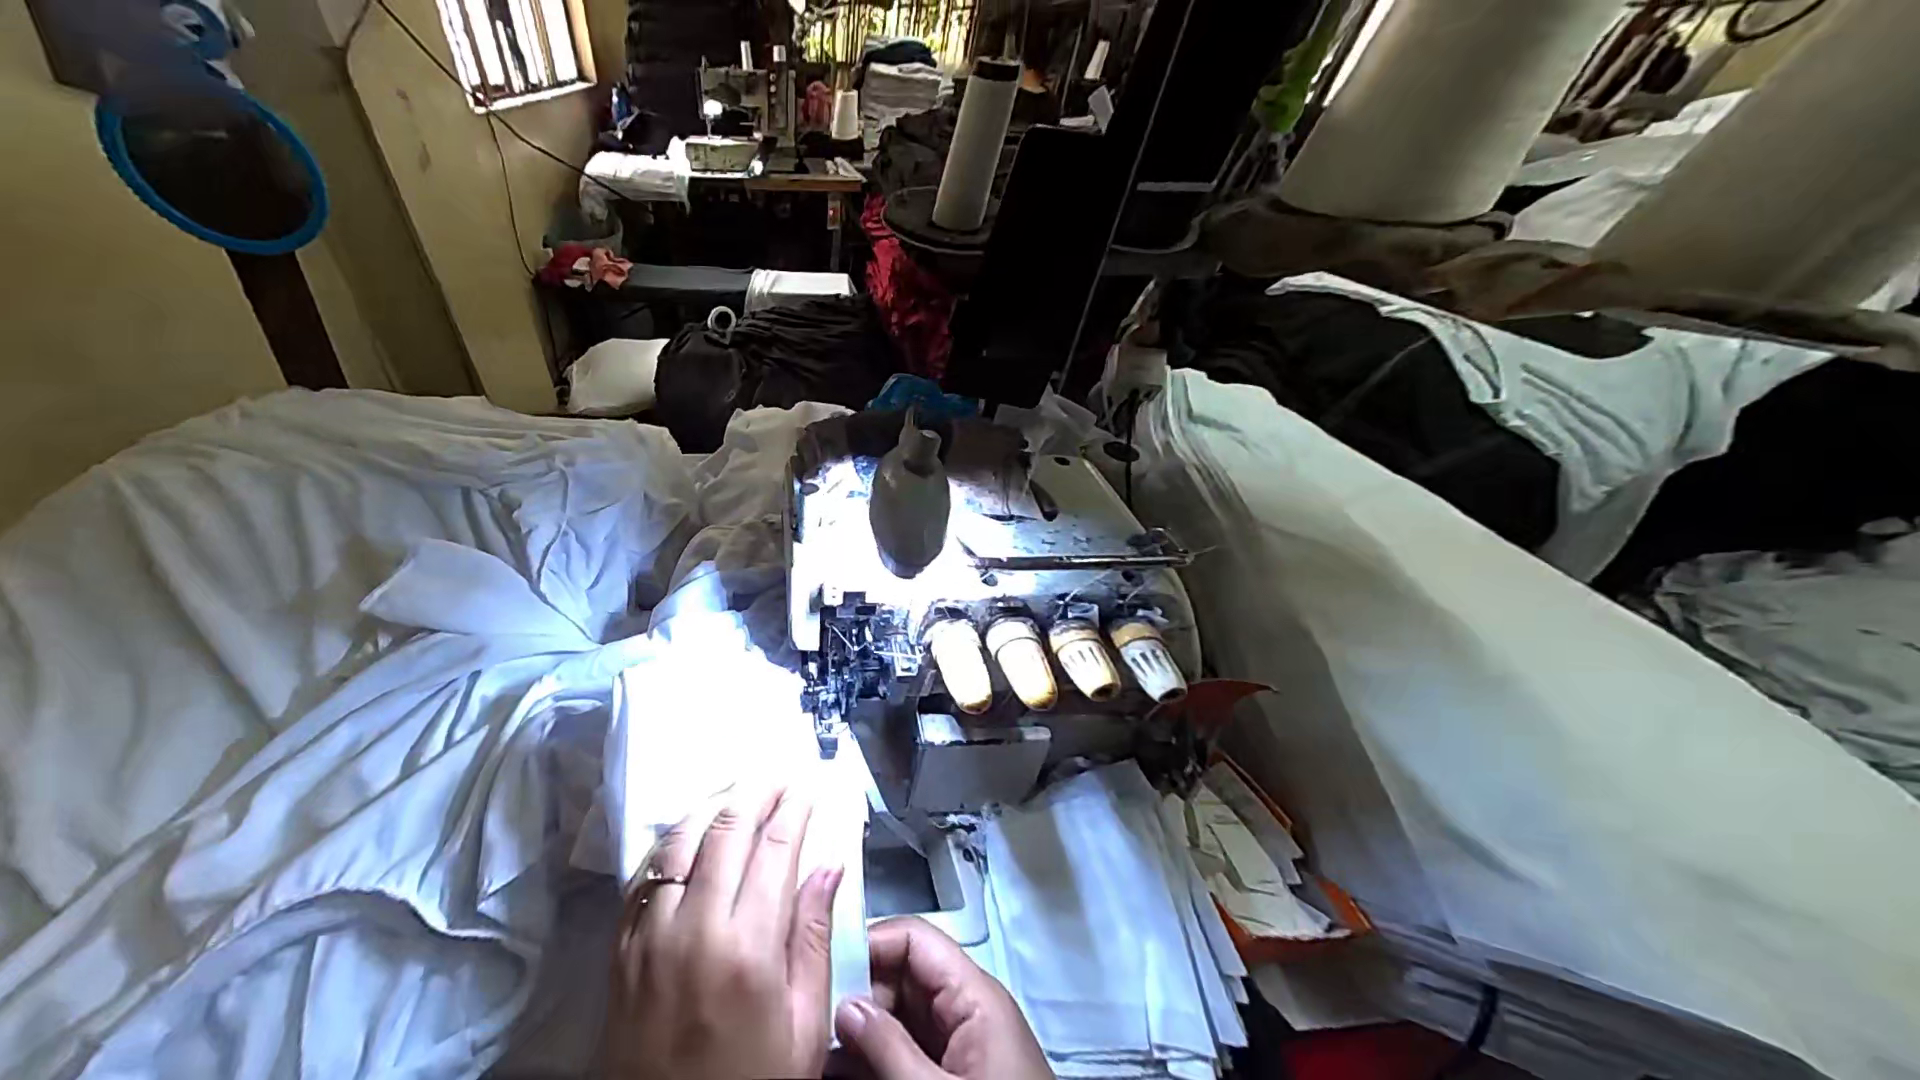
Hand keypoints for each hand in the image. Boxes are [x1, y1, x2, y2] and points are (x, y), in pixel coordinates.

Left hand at [607, 786, 843, 1079]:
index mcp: (749, 948)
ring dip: (712, 806)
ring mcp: (649, 937)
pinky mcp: (620, 952)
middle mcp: (695, 929)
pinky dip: (670, 843)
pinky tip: (690, 834)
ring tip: (737, 792)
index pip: (776, 848)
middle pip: (726, 831)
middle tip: (777, 777)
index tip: (807, 788)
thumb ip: (813, 938)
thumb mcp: (803, 1027)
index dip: (794, 809)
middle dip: (756, 793)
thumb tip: (828, 868)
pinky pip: (643, 876)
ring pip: (679, 842)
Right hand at [833, 916, 1049, 1079]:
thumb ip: (890, 1047)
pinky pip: (907, 1048)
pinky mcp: (952, 1071)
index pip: (916, 940)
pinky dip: (875, 1056)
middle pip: (904, 975)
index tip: (825, 970)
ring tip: (818, 1048)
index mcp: (972, 994)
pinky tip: (840, 1070)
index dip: (871, 945)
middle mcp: (965, 1007)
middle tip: (817, 1021)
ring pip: (900, 1014)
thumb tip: (846, 1005)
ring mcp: (958, 1041)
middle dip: (859, 993)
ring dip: (861, 1029)